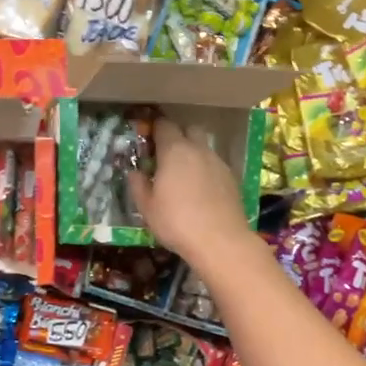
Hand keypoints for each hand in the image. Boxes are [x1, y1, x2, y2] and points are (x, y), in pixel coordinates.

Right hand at [126, 119, 260, 269]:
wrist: (220, 240)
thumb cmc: (176, 223)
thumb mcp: (147, 208)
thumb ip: (138, 185)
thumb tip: (134, 172)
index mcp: (174, 151)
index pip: (164, 125)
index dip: (155, 129)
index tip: (148, 142)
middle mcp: (198, 149)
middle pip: (189, 130)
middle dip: (178, 137)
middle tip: (167, 158)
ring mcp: (218, 162)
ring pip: (204, 148)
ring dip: (193, 155)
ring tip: (184, 178)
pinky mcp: (231, 177)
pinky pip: (215, 165)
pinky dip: (206, 171)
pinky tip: (201, 192)